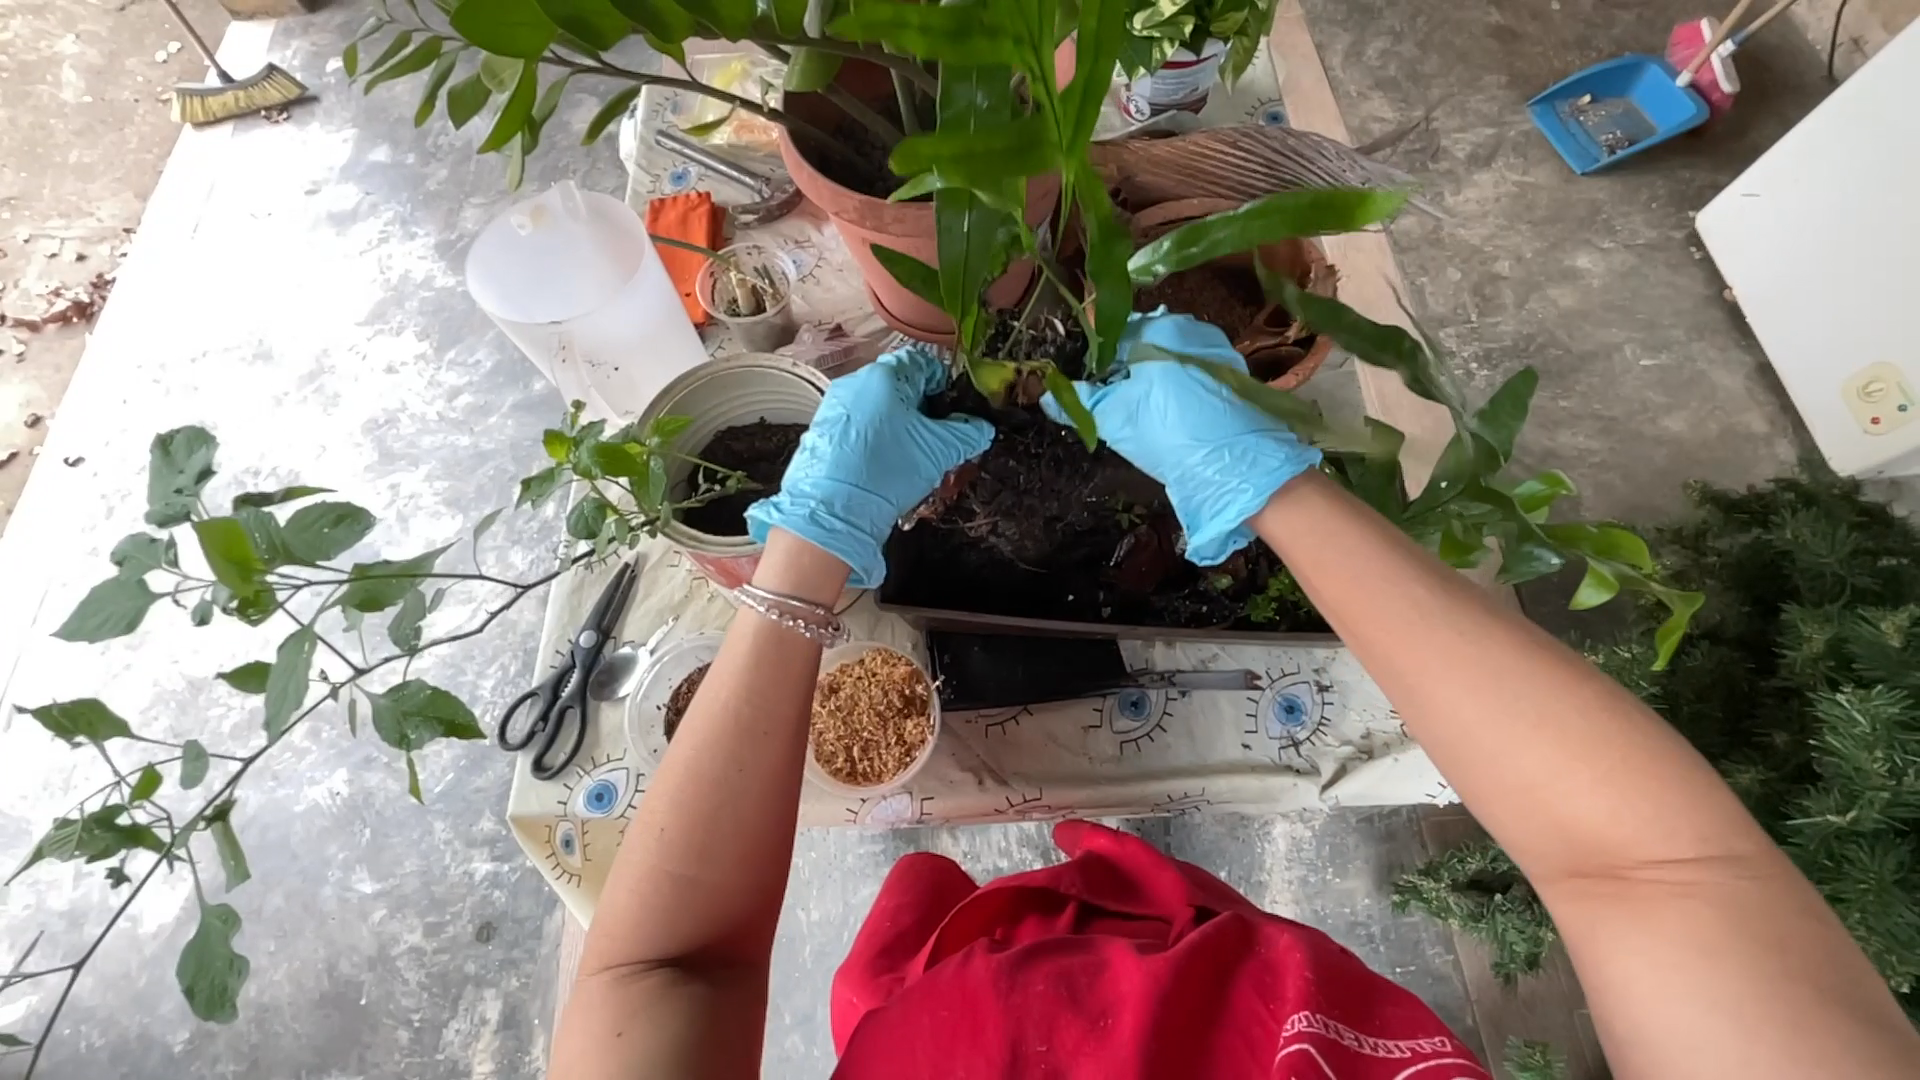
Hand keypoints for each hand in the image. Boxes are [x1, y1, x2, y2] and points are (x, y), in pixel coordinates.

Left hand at [746, 346, 992, 587]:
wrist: (833, 510)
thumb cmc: (889, 470)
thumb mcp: (939, 451)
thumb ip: (967, 434)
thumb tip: (983, 429)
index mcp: (884, 375)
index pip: (924, 363)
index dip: (945, 386)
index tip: (955, 413)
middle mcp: (855, 383)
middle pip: (900, 386)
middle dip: (923, 411)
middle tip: (938, 439)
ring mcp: (834, 407)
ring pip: (879, 408)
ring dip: (901, 427)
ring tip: (913, 458)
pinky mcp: (821, 431)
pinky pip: (859, 426)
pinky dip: (877, 440)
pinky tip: (885, 467)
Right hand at [1042, 310, 1320, 564]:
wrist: (1241, 469)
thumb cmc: (1171, 433)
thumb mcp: (1116, 417)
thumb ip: (1081, 400)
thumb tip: (1048, 394)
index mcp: (1161, 327)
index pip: (1113, 330)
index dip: (1092, 357)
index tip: (1081, 382)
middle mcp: (1191, 330)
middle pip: (1140, 346)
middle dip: (1119, 371)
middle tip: (1103, 402)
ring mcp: (1215, 355)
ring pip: (1164, 363)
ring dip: (1144, 384)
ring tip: (1131, 415)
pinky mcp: (1230, 381)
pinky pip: (1187, 379)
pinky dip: (1170, 393)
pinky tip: (1163, 421)